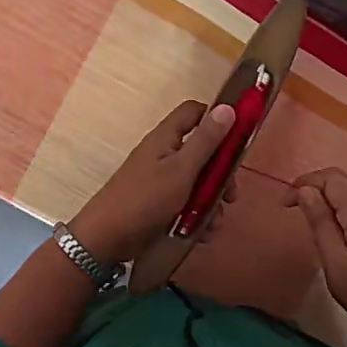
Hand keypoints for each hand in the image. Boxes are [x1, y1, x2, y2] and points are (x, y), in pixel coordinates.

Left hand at [69, 100, 234, 263]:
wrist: (107, 238)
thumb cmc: (145, 198)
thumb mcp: (182, 169)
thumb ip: (206, 141)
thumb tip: (228, 108)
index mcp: (167, 138)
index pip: (194, 113)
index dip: (217, 119)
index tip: (238, 138)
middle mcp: (165, 156)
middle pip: (203, 154)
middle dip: (221, 175)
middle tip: (230, 196)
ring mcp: (162, 182)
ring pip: (198, 185)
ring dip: (210, 204)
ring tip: (212, 224)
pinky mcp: (160, 206)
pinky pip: (187, 206)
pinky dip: (196, 219)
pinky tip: (201, 235)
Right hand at [293, 168, 346, 346]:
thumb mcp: (334, 260)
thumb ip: (320, 222)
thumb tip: (305, 190)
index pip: (332, 179)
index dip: (305, 183)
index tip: (284, 204)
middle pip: (341, 185)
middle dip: (313, 192)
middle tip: (292, 213)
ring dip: (325, 204)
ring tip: (309, 227)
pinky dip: (338, 215)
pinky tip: (330, 236)